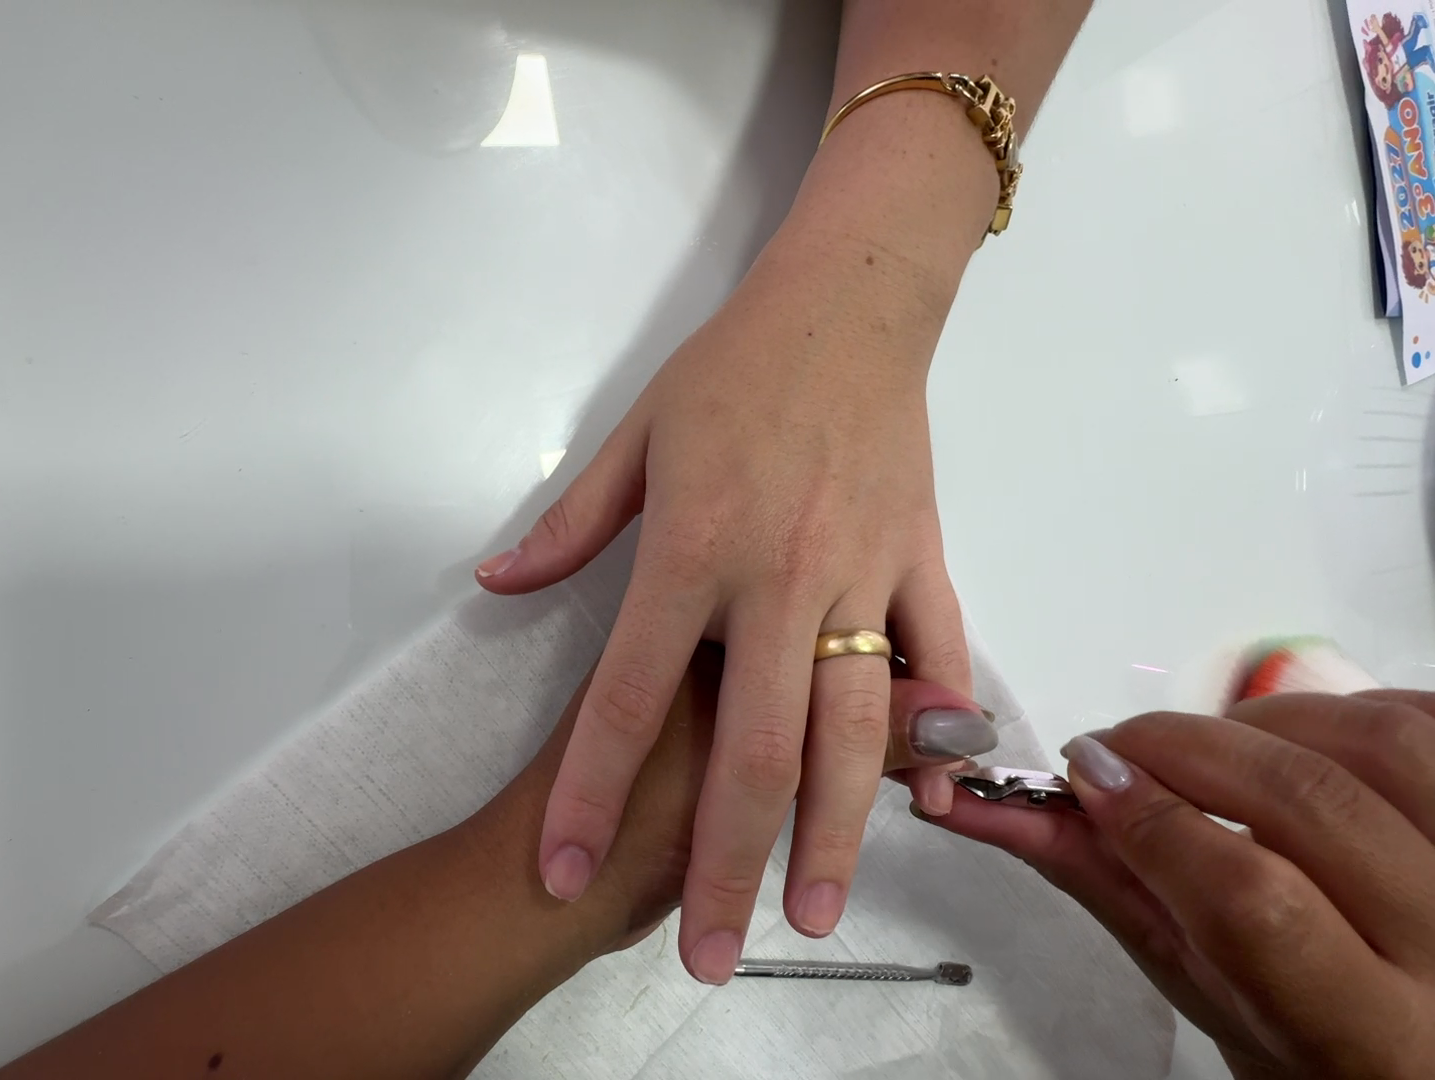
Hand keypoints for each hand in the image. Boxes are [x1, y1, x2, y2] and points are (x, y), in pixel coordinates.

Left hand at [477, 226, 973, 979]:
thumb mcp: (635, 435)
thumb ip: (569, 525)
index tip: (559, 869)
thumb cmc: (732, 369)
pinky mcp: (923, 559)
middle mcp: (780, 577)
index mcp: (693, 547)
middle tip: (709, 956)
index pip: (630, 695)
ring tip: (811, 915)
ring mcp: (864, 575)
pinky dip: (937, 732)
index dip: (589, 791)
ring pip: (854, 728)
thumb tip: (496, 586)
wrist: (846, 307)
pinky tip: (927, 801)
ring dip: (834, 830)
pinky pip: (938, 656)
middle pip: (753, 746)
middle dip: (726, 861)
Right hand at [927, 692, 1434, 1078]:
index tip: (1084, 771)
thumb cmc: (1260, 1006)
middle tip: (1123, 748)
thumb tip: (954, 799)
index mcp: (1377, 1035)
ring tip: (1214, 746)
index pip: (1252, 898)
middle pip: (1308, 804)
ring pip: (1379, 744)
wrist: (1398, 1031)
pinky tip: (1298, 738)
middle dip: (1182, 748)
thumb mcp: (1160, 948)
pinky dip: (1346, 705)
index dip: (1151, 817)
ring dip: (1263, 722)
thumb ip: (1070, 863)